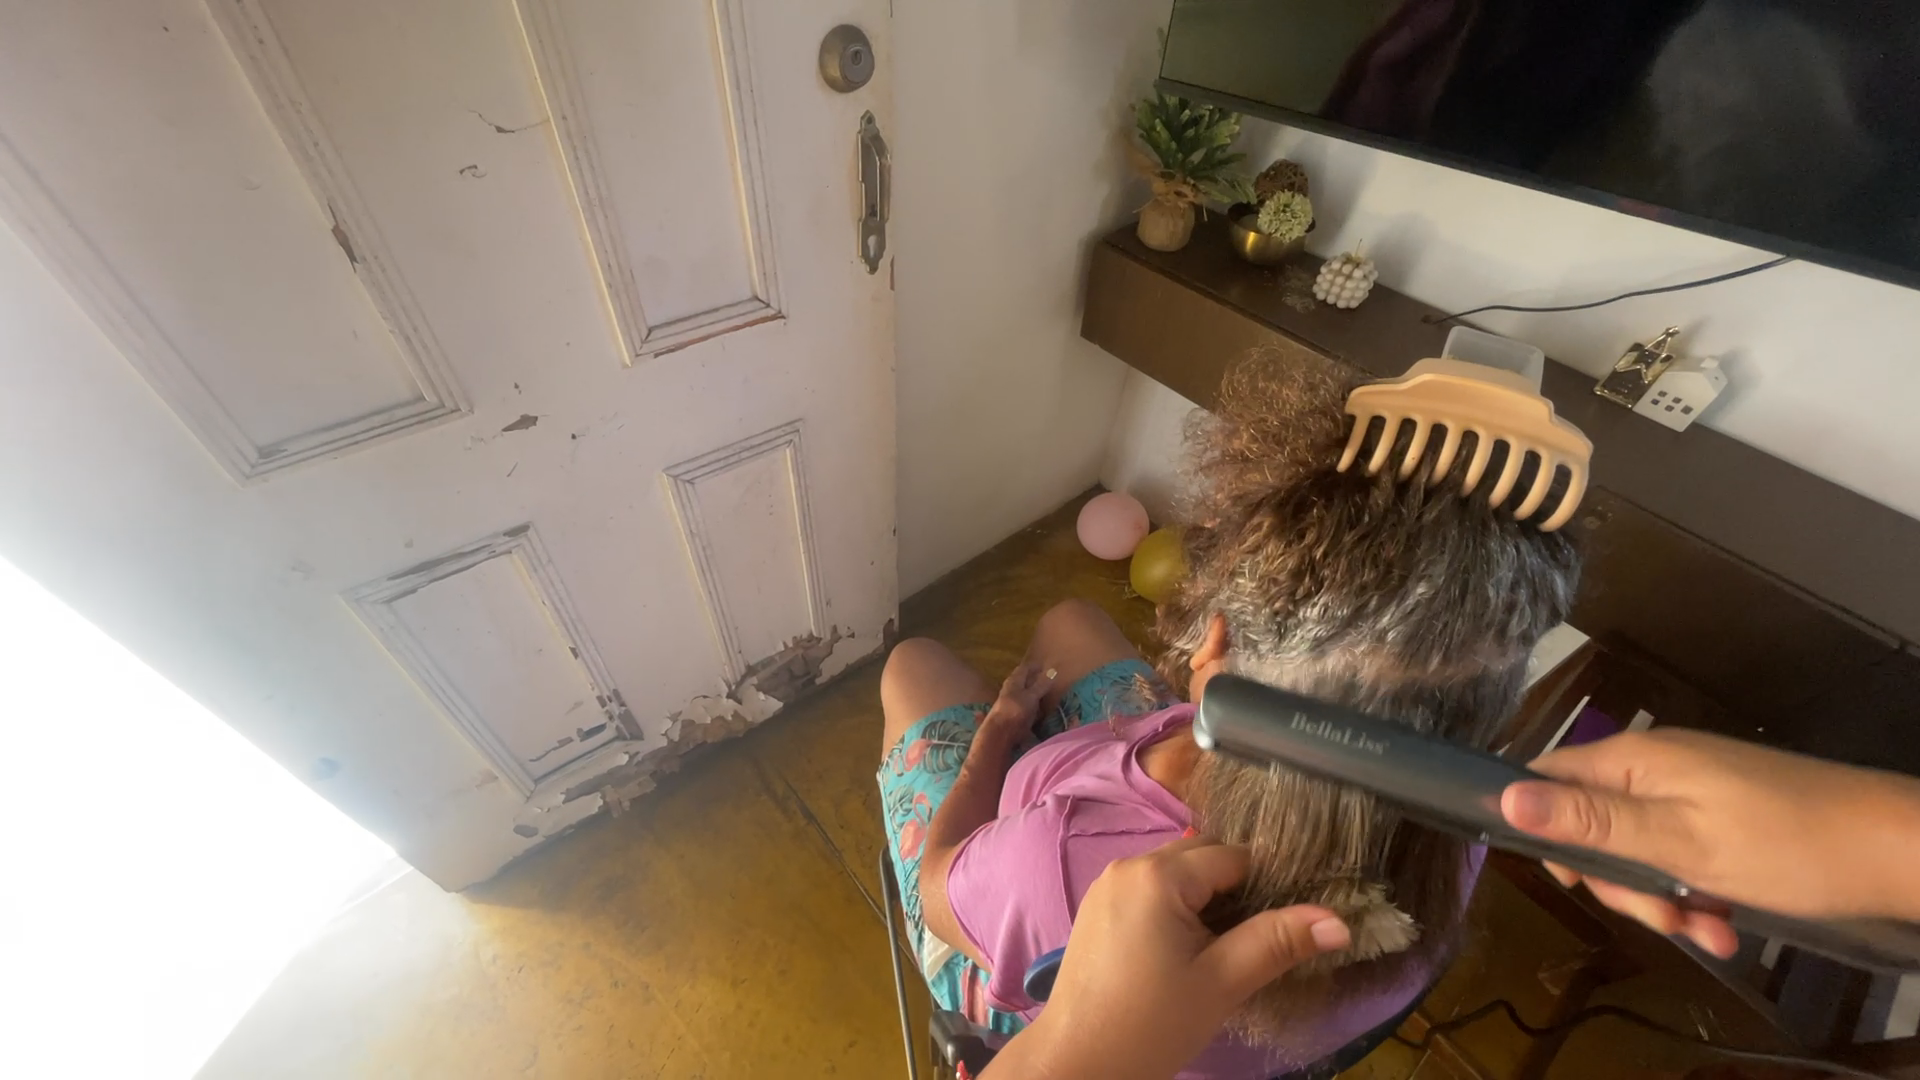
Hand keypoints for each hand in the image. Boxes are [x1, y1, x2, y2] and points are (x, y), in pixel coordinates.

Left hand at [977, 662, 1054, 749]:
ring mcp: (1014, 702)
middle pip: (1026, 681)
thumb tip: (1052, 671)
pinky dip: (1037, 704)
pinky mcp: (1017, 715)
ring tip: (1051, 691)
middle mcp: (1013, 689)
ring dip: (1037, 692)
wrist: (1001, 733)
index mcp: (1014, 680)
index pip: (1025, 668)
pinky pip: (1029, 706)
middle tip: (1051, 678)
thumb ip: (1041, 685)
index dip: (1035, 666)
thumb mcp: (1031, 696)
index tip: (1047, 664)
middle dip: (1036, 678)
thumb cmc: (1016, 710)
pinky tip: (1045, 707)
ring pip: (1027, 693)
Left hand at [982, 837, 1350, 1079]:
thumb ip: (1276, 943)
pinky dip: (1174, 905)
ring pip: (1173, 872)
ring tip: (1225, 946)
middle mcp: (1129, 864)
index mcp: (1158, 873)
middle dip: (1234, 887)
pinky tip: (1185, 948)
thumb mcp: (1222, 982)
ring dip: (1204, 897)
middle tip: (1259, 937)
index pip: (1229, 856)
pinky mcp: (1097, 905)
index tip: (1288, 919)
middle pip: (1198, 857)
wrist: (1077, 1058)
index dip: (1266, 883)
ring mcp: (1107, 883)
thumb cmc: (1152, 1022)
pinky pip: (1147, 888)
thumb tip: (1340, 921)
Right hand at [1500, 729, 1919, 956]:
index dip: (1540, 825)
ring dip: (1660, 890)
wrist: (1915, 851)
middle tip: (1660, 919)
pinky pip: (1678, 845)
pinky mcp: (1723, 809)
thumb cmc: (1789, 844)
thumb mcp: (1682, 842)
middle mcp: (1649, 765)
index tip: (1575, 879)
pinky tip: (1723, 919)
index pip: (1545, 778)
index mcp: (1629, 760)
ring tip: (1707, 931)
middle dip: (1617, 876)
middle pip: (1591, 817)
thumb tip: (1501, 799)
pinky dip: (1692, 884)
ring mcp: (1689, 786)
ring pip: (1636, 839)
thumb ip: (1591, 821)